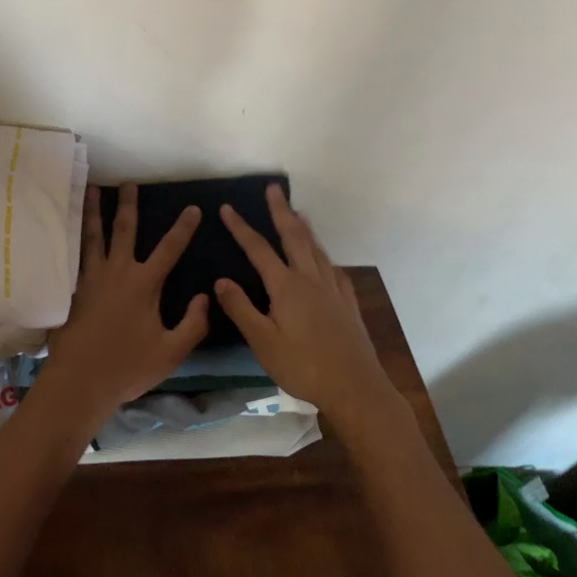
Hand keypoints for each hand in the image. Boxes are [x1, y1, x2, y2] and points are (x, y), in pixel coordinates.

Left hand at [38, 184, 208, 424]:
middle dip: (129, 205)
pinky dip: (73, 239)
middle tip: (129, 183)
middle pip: (124, 230)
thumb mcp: (172, 352)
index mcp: (144, 284)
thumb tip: (205, 296)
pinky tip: (68, 232)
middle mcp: (116, 272)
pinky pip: (74, 256)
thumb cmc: (128, 368)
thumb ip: (193, 323)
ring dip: (93, 212)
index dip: (183, 228)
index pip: (169, 248)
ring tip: (91, 191)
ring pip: (92, 236)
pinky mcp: (72, 290)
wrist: (80, 380)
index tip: (192, 208)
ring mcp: (90, 279)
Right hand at [214, 184, 398, 424]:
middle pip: (294, 237)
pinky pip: (334, 270)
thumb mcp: (263, 342)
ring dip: (305, 228)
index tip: (228, 208)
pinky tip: (326, 259)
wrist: (355, 387)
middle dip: (281, 211)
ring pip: (316, 249)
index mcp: (286, 287)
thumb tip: (221, 280)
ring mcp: (333, 290)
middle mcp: (311, 280)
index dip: (242, 228)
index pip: (259, 250)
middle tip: (274, 189)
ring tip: (298, 212)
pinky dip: (325, 256)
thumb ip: (241, 309)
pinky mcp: (348, 304)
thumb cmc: (303, 366)